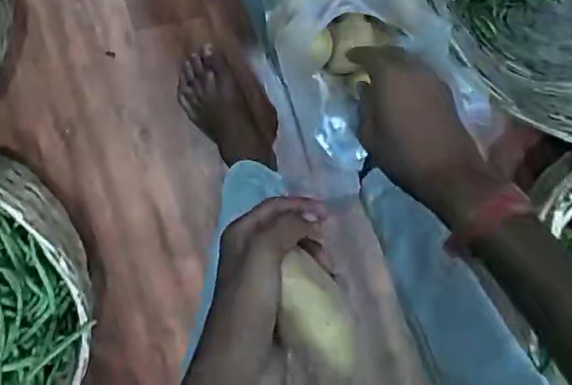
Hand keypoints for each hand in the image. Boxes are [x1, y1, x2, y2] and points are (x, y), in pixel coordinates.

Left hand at [184, 196, 325, 383]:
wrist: (240, 366)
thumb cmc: (247, 304)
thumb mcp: (262, 254)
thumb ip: (285, 227)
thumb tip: (312, 214)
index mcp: (241, 233)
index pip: (274, 206)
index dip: (300, 205)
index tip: (329, 213)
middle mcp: (249, 251)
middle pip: (286, 229)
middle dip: (310, 233)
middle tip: (328, 251)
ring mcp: (262, 279)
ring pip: (295, 255)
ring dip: (315, 257)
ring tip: (330, 272)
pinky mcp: (275, 304)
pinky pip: (299, 281)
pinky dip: (314, 278)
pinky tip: (328, 287)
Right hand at [349, 46, 506, 226]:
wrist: (451, 173)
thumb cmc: (403, 155)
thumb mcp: (370, 135)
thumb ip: (364, 106)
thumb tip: (364, 87)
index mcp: (389, 75)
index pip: (370, 54)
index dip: (358, 54)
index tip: (349, 57)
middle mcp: (412, 68)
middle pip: (392, 52)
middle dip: (378, 55)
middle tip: (367, 63)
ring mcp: (432, 78)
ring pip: (410, 60)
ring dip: (396, 62)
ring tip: (386, 74)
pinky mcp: (446, 91)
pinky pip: (422, 72)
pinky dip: (410, 73)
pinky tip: (405, 86)